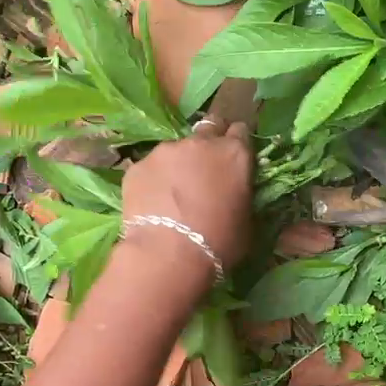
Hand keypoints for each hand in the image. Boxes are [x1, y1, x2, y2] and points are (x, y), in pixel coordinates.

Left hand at [118, 119, 253, 285]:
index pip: (241, 132)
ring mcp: (165, 151)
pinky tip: (155, 202)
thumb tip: (237, 194)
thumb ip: (243, 196)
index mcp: (234, 154)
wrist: (167, 256)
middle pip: (208, 130)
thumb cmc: (219, 243)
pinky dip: (156, 180)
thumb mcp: (247, 222)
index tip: (235, 159)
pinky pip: (152, 168)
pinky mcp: (138, 166)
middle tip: (207, 170)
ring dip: (180, 164)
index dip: (238, 144)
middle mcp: (200, 143)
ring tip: (175, 192)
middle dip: (210, 144)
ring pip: (176, 150)